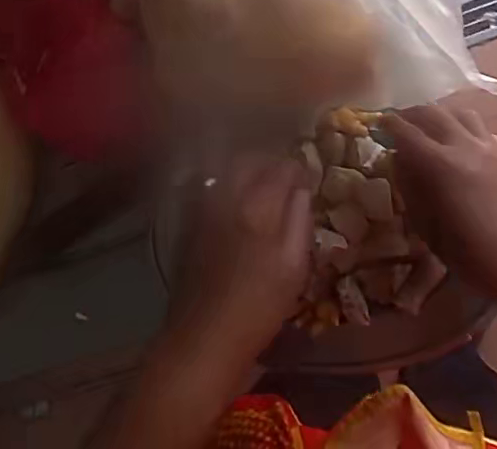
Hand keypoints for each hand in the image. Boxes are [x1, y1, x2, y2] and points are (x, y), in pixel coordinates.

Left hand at [166, 153, 312, 364]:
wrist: (204, 335)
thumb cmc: (258, 306)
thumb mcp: (293, 268)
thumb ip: (300, 221)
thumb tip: (302, 189)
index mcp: (257, 205)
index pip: (281, 168)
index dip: (296, 168)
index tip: (306, 176)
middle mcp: (227, 195)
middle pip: (249, 160)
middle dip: (269, 162)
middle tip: (285, 176)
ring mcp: (204, 205)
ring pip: (228, 169)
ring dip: (247, 169)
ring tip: (263, 185)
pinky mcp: (190, 219)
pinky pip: (212, 186)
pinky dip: (228, 184)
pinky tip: (237, 202)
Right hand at [381, 91, 496, 295]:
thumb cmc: (474, 256)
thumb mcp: (428, 227)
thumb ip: (411, 188)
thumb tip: (400, 162)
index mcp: (440, 163)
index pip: (405, 130)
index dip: (386, 124)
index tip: (376, 124)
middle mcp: (464, 146)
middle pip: (432, 112)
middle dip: (411, 114)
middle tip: (399, 123)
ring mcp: (491, 149)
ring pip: (461, 113)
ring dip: (441, 116)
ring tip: (431, 130)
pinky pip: (483, 132)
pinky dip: (466, 131)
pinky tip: (463, 149)